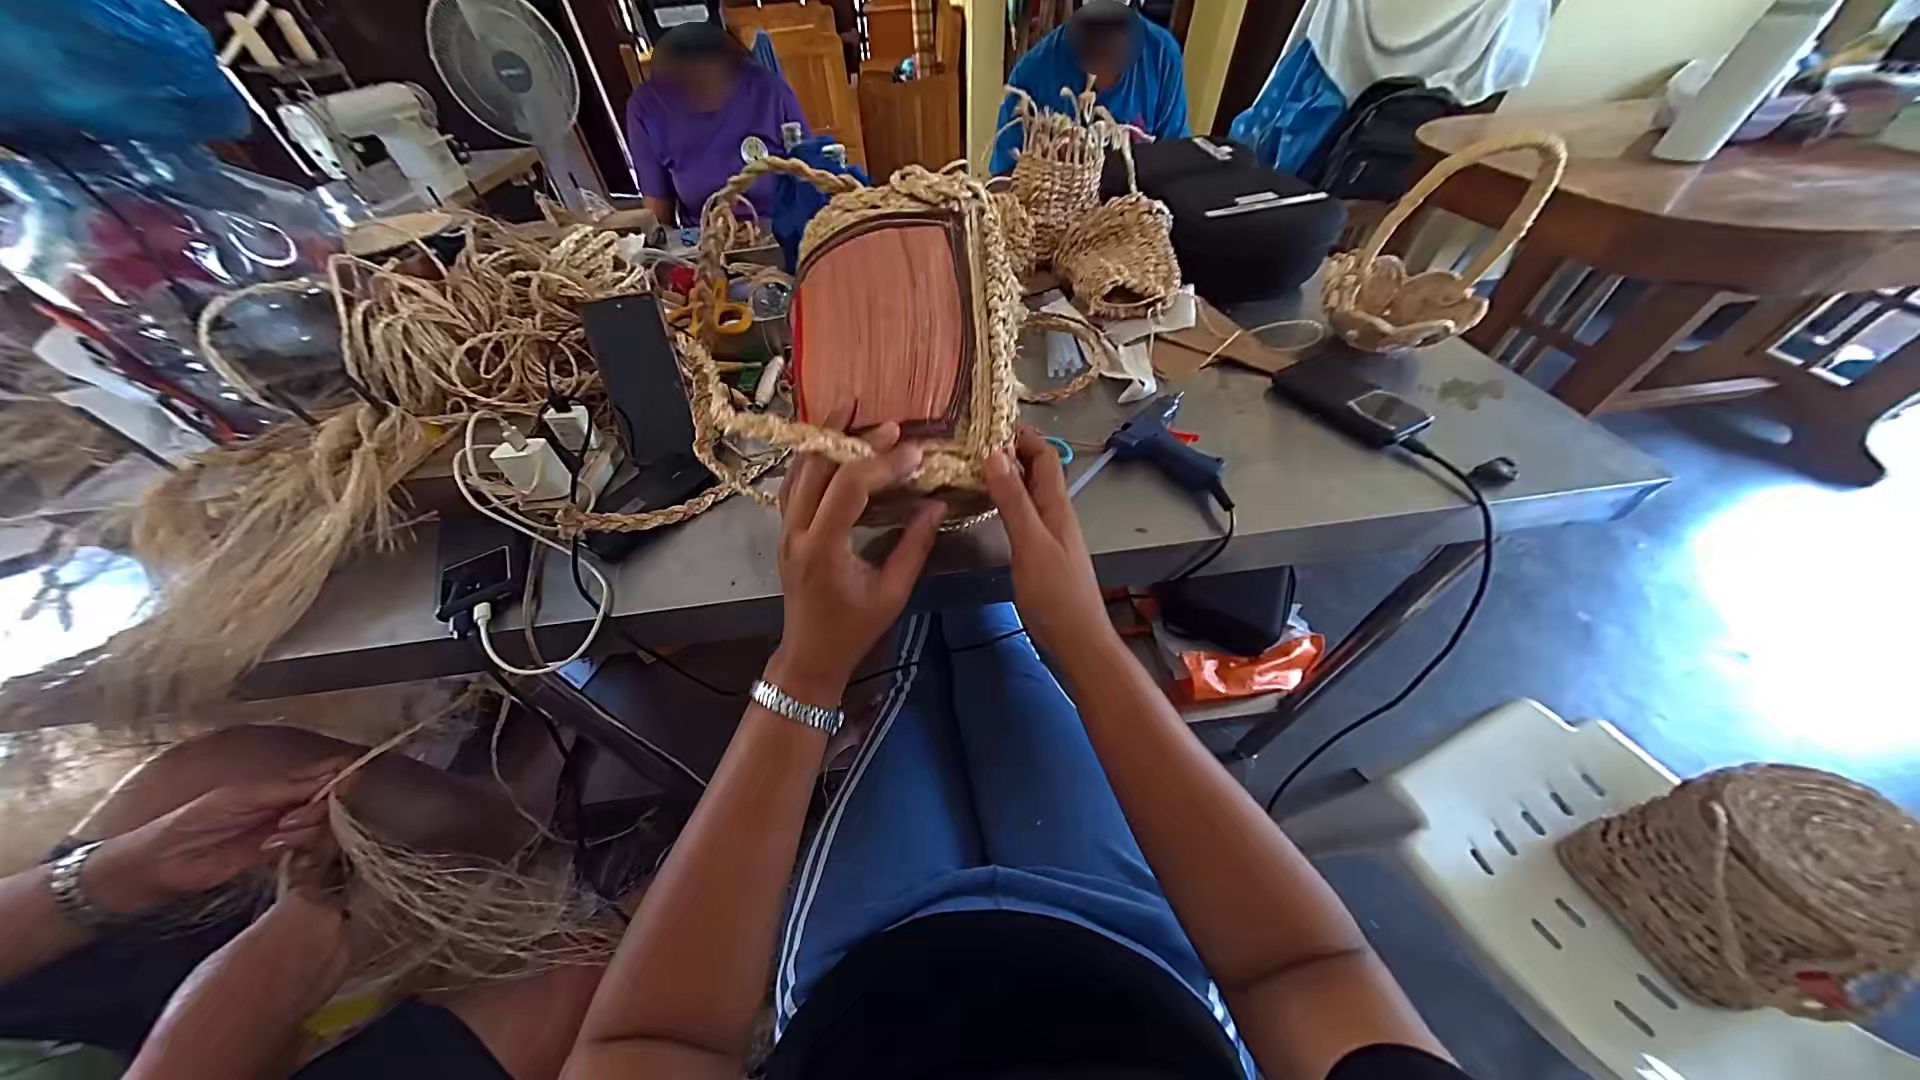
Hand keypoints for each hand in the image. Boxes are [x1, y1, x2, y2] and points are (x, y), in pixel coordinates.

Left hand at [87, 757, 351, 914]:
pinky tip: (274, 848)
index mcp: (291, 782)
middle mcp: (299, 801)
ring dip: (309, 829)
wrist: (158, 866)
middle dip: (325, 808)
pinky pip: (314, 845)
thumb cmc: (195, 819)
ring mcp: (294, 826)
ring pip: (329, 822)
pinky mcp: (285, 851)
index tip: (348, 786)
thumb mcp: (244, 795)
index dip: (349, 775)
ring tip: (276, 836)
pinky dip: (302, 846)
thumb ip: (293, 785)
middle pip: (340, 798)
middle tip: (291, 819)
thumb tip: (343, 769)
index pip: (337, 771)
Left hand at [769, 416, 942, 703]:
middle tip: (888, 423)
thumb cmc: (854, 629)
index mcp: (823, 548)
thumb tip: (937, 503)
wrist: (809, 654)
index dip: (884, 463)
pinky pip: (794, 482)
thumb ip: (915, 545)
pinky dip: (813, 457)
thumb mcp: (892, 591)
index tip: (915, 452)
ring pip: (799, 468)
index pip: (850, 487)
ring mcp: (784, 528)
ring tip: (851, 409)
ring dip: (825, 437)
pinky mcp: (784, 528)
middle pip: (818, 466)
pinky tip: (831, 442)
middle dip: (854, 438)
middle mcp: (796, 530)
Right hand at [984, 426, 1114, 656]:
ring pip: (1028, 491)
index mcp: (1056, 505)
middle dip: (1010, 450)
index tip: (989, 421)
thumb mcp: (1030, 543)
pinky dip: (1005, 500)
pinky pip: (1023, 512)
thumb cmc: (1055, 593)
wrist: (1076, 638)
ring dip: (1006, 475)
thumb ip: (1013, 501)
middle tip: (972, 441)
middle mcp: (1055, 512)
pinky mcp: (1040, 550)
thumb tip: (995, 454)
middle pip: (1036, 470)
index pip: (1044, 456)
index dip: (1022, 435)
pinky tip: (986, 505)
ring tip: (972, 466)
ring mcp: (1049, 532)